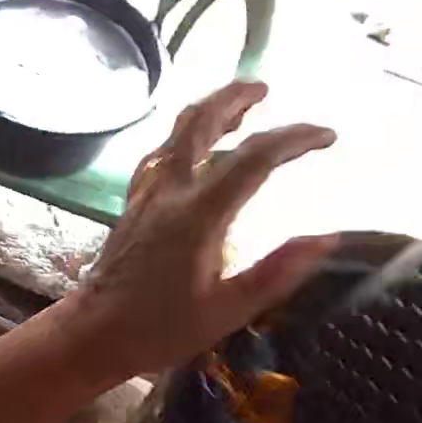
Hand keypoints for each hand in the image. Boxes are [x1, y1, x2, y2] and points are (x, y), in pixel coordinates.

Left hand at [62, 80, 337, 374]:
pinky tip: (190, 149)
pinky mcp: (131, 207)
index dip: (294, 139)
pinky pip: (157, 158)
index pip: (253, 159)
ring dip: (206, 113)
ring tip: (237, 109)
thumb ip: (277, 273)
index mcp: (198, 215)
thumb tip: (327, 238)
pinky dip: (180, 140)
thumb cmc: (159, 329)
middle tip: (264, 89)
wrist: (93, 333)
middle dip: (233, 98)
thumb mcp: (228, 311)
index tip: (328, 136)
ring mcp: (144, 196)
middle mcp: (168, 193)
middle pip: (198, 123)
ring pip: (173, 136)